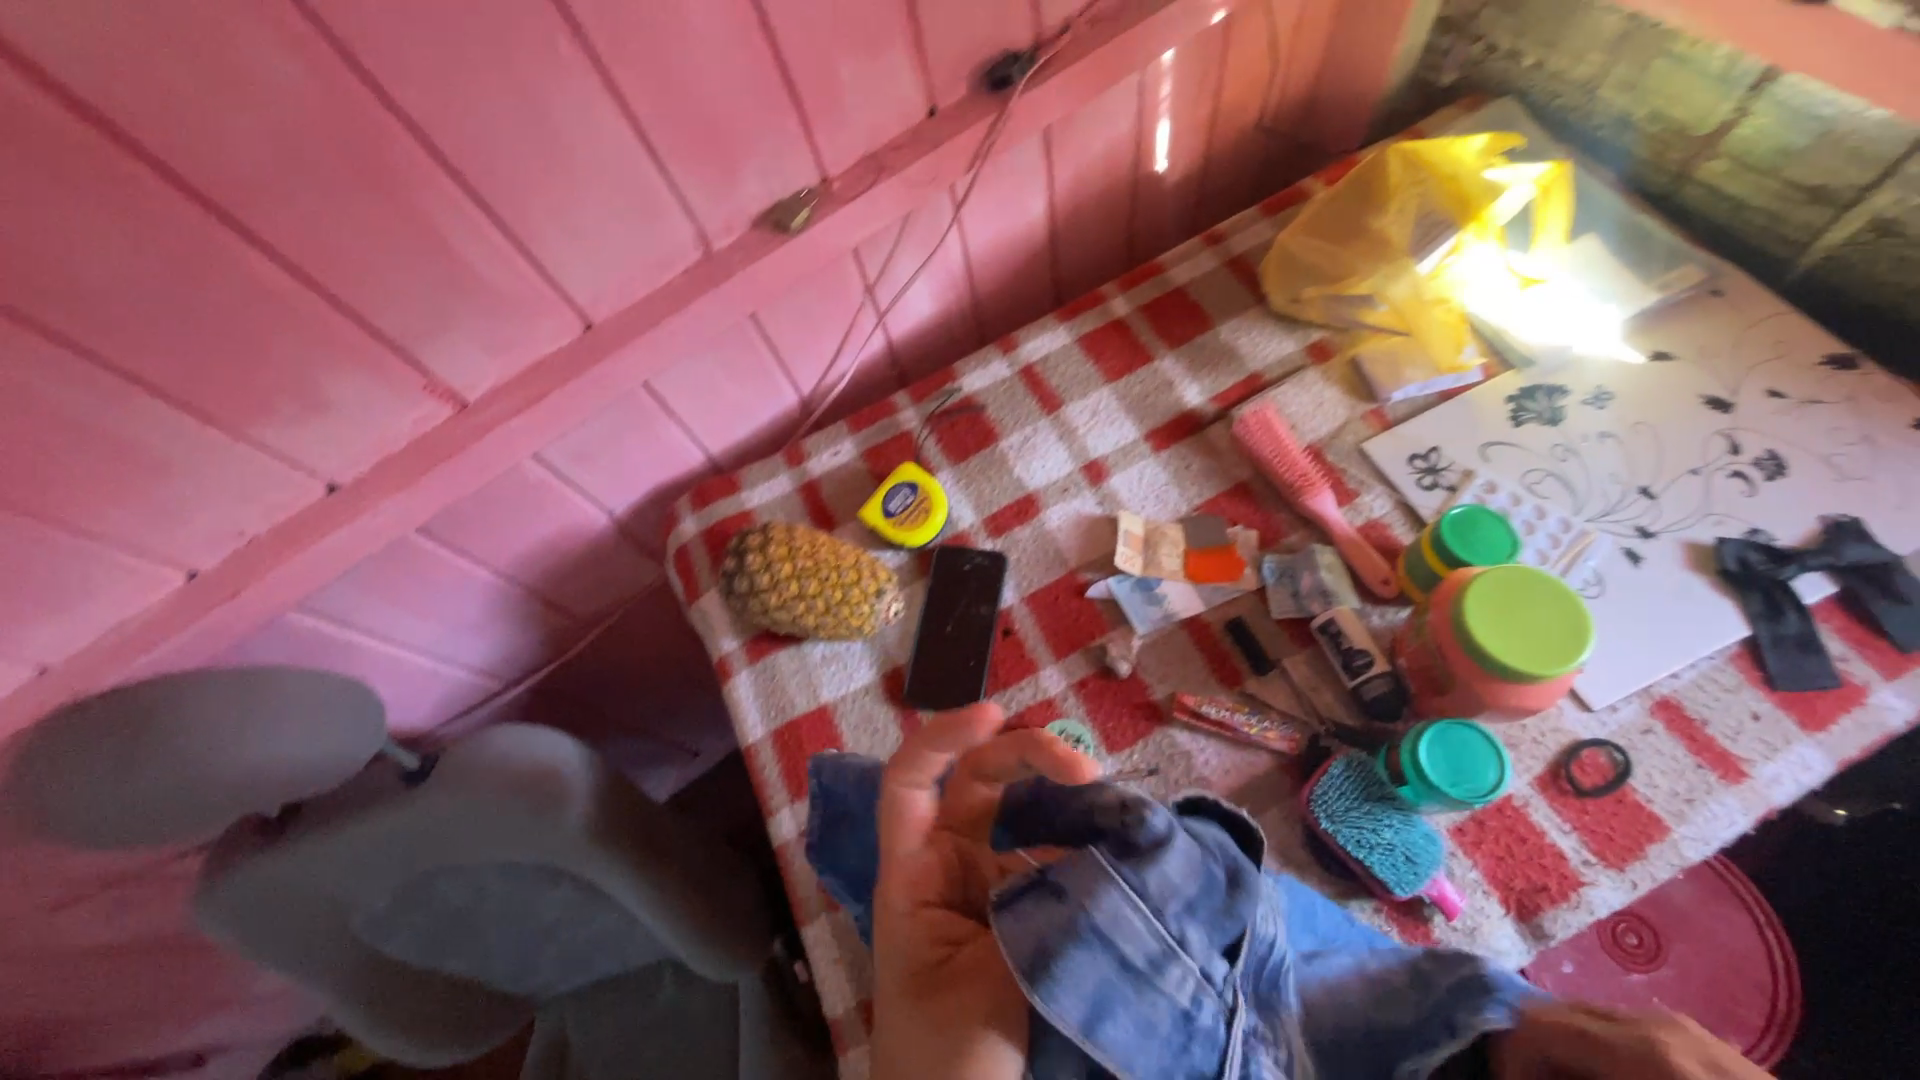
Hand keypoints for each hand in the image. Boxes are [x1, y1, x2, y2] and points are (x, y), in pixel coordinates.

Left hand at [867, 703, 1101, 1079]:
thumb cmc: (944, 1057)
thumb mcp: (988, 985)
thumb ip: (1039, 917)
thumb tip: (1095, 856)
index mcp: (914, 873)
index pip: (910, 781)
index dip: (943, 736)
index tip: (995, 713)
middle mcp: (948, 863)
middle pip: (978, 780)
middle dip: (1028, 756)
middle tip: (1085, 766)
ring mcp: (988, 883)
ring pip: (1021, 811)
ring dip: (1061, 793)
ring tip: (1109, 794)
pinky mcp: (1024, 907)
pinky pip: (1052, 855)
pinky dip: (1083, 840)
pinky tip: (1118, 837)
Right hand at [1496, 1004, 1771, 1078]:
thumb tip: (1516, 1072)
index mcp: (1638, 1048)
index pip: (1530, 1024)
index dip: (1505, 1060)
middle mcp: (1651, 1021)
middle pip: (1551, 1012)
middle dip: (1528, 1052)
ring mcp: (1679, 1026)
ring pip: (1583, 1016)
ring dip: (1563, 1052)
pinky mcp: (1699, 1040)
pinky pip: (1621, 1030)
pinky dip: (1598, 1053)